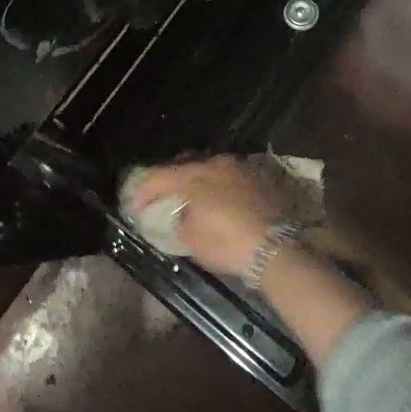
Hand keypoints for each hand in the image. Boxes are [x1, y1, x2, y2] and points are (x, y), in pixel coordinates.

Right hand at [123, 155, 284, 275]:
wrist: (277, 249)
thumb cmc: (227, 243)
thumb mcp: (192, 239)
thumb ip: (180, 221)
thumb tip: (182, 216)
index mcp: (194, 175)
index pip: (160, 177)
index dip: (144, 191)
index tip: (133, 206)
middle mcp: (216, 163)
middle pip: (186, 166)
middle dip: (172, 180)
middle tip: (163, 196)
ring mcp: (240, 167)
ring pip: (211, 169)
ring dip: (199, 181)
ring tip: (194, 198)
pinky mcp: (260, 177)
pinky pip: (231, 177)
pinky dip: (221, 186)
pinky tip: (221, 200)